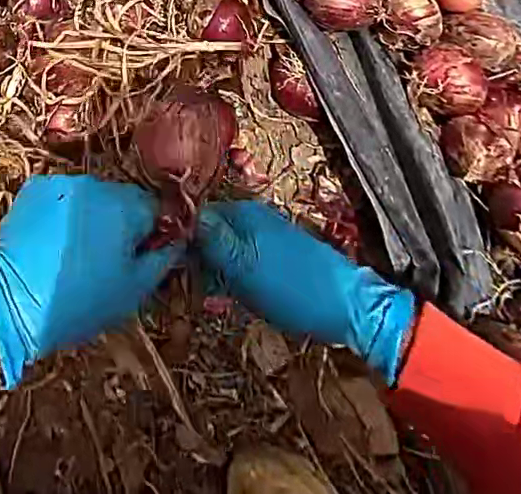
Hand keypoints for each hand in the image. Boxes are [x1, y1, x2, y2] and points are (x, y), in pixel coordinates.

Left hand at [0, 176, 181, 386]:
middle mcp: (96, 185)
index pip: (156, 209)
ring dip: (94, 217)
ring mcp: (64, 183)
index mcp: (125, 205)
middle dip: (122, 224)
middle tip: (108, 260)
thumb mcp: (131, 291)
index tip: (140, 257)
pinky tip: (55, 242)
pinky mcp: (36, 188)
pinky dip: (66, 214)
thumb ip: (162, 259)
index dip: (152, 235)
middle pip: (124, 200)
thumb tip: (176, 241)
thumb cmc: (75, 301)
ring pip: (94, 198)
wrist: (5, 302)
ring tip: (77, 253)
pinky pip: (65, 197)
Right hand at [197, 200, 417, 383]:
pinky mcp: (274, 254)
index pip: (197, 217)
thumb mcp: (244, 267)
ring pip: (224, 250)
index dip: (182, 241)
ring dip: (214, 273)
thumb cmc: (293, 287)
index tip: (174, 268)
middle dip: (199, 260)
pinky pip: (242, 261)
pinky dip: (233, 278)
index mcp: (243, 213)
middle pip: (209, 233)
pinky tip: (235, 298)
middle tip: (197, 290)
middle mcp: (252, 217)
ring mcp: (265, 236)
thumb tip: (181, 215)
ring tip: (216, 298)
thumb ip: (212, 241)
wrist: (347, 307)